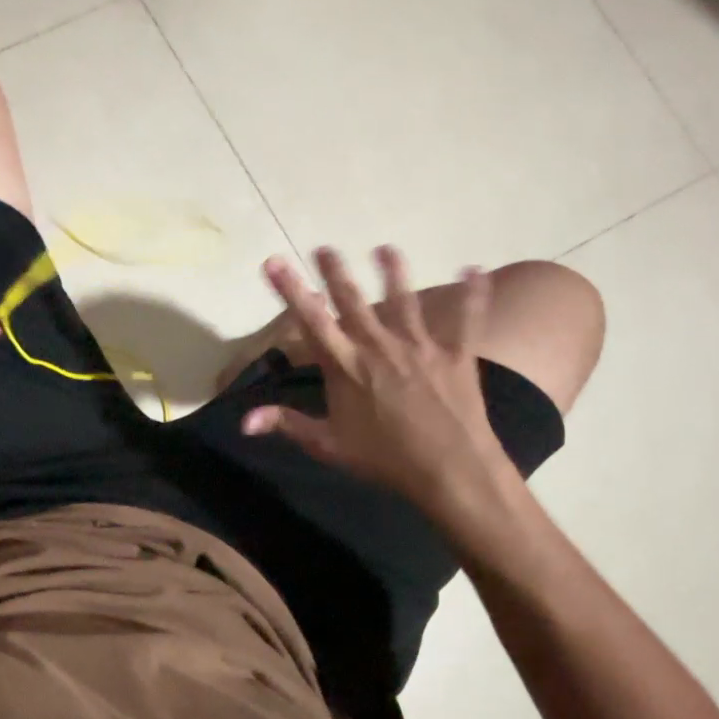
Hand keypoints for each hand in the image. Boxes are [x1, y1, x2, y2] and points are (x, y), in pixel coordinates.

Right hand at [242, 247, 513, 514]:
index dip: (291, 289)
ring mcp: (420, 347)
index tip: (275, 262)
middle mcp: (379, 347)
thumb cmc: (383, 459)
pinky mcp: (456, 354)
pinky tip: (475, 270)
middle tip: (325, 248)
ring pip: (404, 300)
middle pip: (353, 300)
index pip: (311, 320)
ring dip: (394, 272)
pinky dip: (472, 293)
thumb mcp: (327, 444)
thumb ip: (286, 424)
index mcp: (345, 367)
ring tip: (385, 249)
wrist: (450, 470)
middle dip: (336, 272)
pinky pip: (466, 318)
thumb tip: (242, 422)